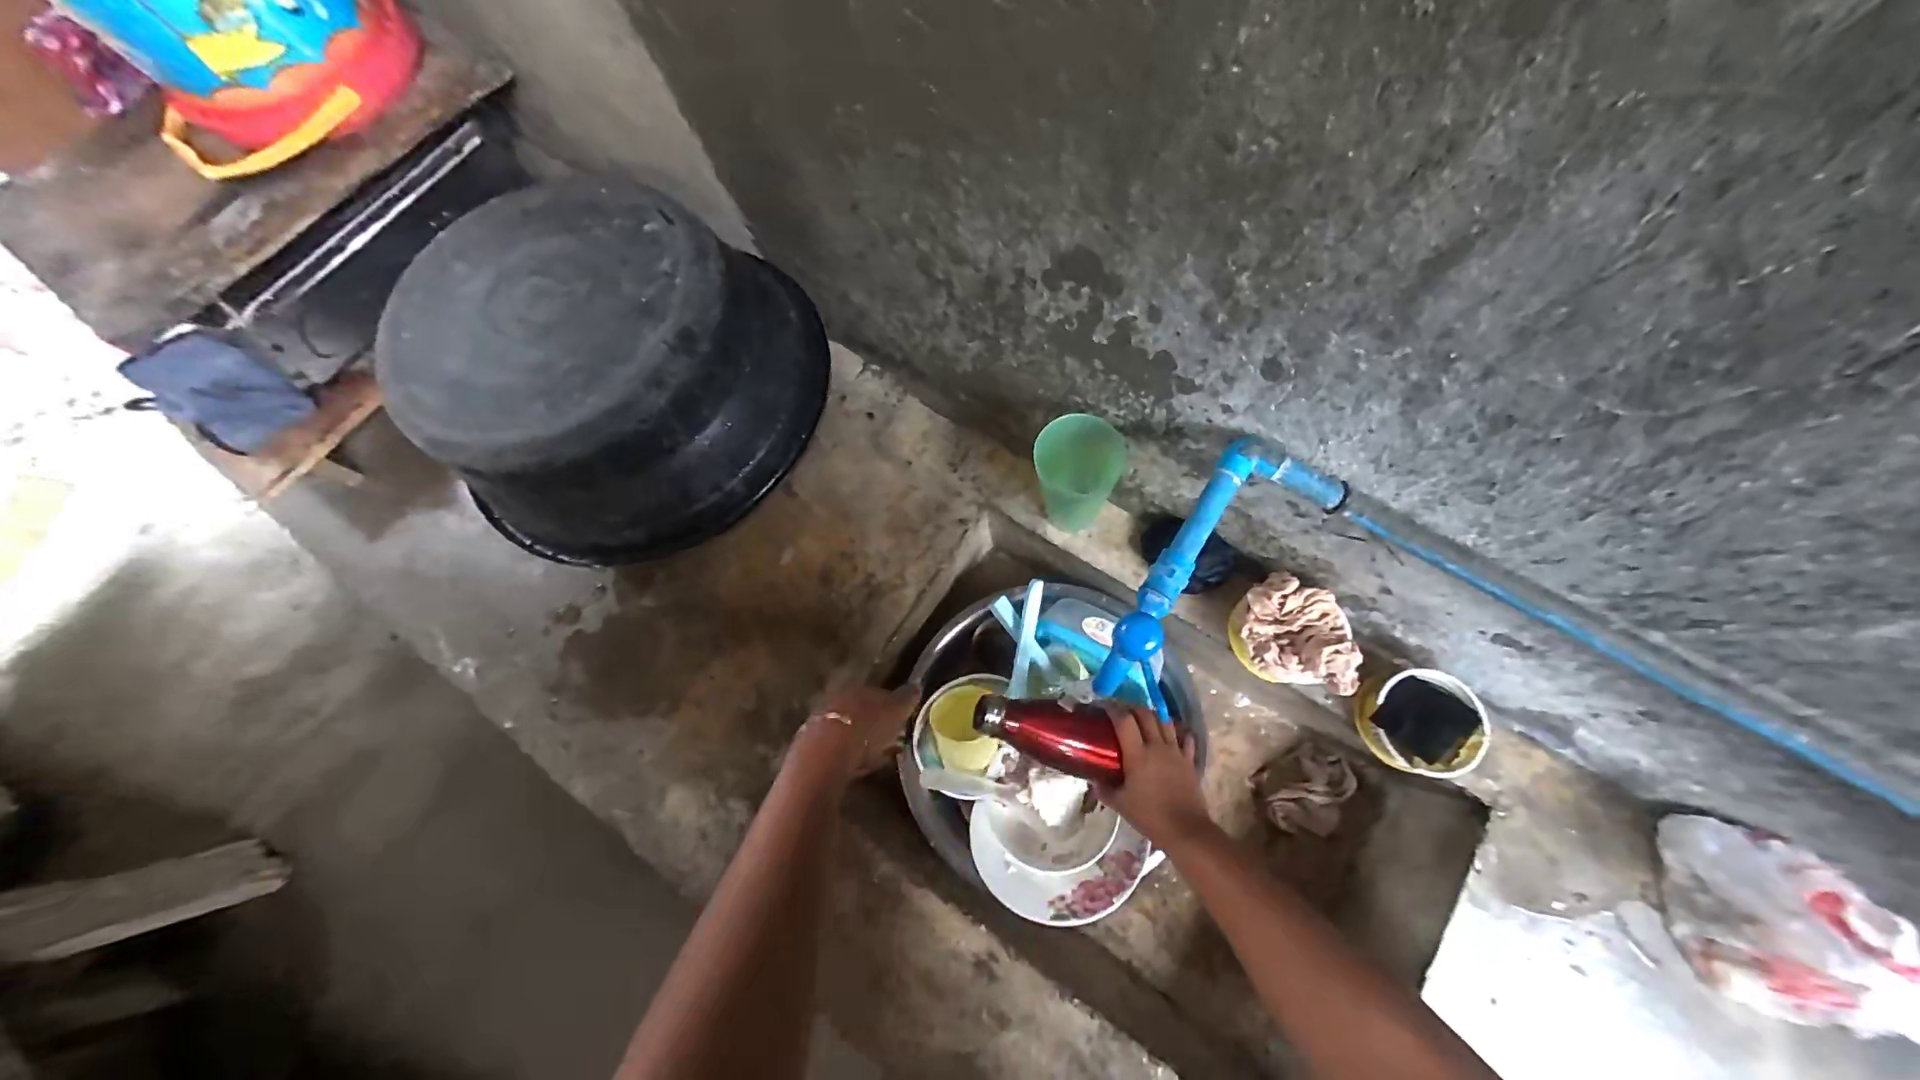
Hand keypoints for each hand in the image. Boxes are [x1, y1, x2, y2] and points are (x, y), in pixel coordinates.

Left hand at [791, 682, 921, 782]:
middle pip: (860, 711)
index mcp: (859, 689)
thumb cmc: (867, 729)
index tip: (902, 720)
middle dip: (874, 723)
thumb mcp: (895, 712)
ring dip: (860, 740)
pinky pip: (838, 751)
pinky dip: (849, 756)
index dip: (892, 706)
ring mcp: (822, 725)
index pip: (878, 694)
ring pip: (848, 730)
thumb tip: (916, 686)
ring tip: (877, 756)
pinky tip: (859, 768)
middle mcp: (838, 702)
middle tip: (890, 738)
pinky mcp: (812, 750)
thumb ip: (905, 699)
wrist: (826, 756)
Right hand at [1096, 702, 1213, 849]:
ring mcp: (1176, 752)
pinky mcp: (1189, 761)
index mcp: (1138, 754)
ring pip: (1166, 722)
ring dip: (1153, 715)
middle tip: (1121, 710)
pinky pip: (1185, 739)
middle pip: (1145, 714)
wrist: (1185, 829)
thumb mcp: (1119, 804)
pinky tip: (1171, 736)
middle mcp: (1157, 746)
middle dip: (1132, 707)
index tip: (1103, 707)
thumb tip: (1093, 780)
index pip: (1124, 720)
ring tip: (1144, 718)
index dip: (1113, 709)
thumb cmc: (1149, 815)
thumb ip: (1104, 789)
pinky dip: (1177, 733)